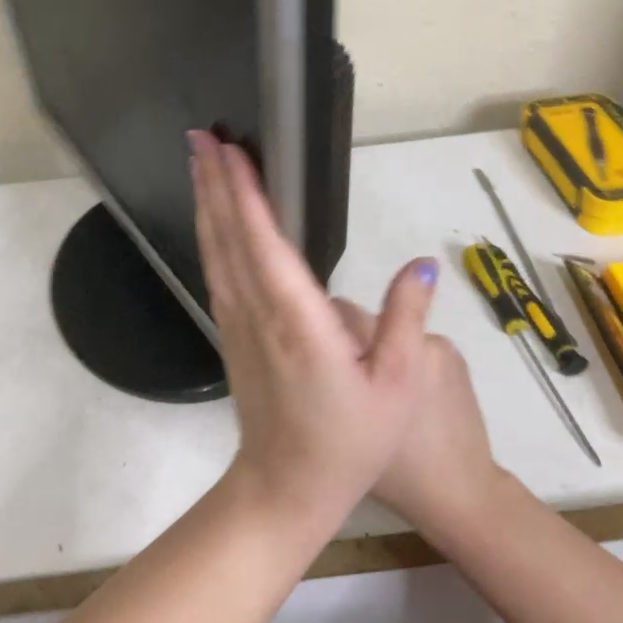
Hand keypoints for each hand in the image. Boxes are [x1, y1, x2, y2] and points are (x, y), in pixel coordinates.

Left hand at [188, 131, 438, 529]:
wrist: (286, 487)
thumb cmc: (349, 441)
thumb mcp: (398, 387)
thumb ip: (406, 320)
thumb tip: (423, 264)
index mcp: (297, 321)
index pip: (265, 242)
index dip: (246, 193)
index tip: (230, 151)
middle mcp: (257, 313)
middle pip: (230, 236)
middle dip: (215, 182)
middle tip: (201, 135)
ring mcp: (236, 323)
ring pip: (216, 250)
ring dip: (207, 203)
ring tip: (198, 162)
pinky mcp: (230, 334)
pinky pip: (216, 272)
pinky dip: (210, 236)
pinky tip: (211, 219)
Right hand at [334, 302, 499, 538]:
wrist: (460, 490)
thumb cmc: (395, 472)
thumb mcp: (344, 430)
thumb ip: (327, 382)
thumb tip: (310, 350)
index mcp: (376, 359)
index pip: (336, 313)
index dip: (322, 327)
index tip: (315, 349)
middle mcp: (405, 339)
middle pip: (362, 318)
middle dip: (349, 339)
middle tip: (345, 373)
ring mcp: (434, 344)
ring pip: (390, 330)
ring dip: (379, 348)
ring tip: (381, 388)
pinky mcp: (454, 353)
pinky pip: (418, 343)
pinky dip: (410, 358)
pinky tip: (412, 392)